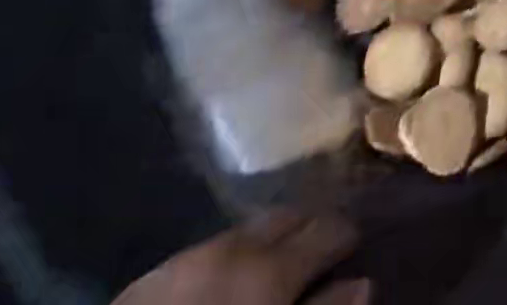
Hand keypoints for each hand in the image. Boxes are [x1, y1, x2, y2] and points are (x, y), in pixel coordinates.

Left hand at [112, 209, 366, 304]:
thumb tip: (361, 283)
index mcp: (270, 268)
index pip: (332, 227)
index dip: (347, 239)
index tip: (353, 253)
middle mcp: (233, 248)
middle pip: (291, 216)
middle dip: (310, 230)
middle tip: (319, 259)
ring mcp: (185, 261)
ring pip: (248, 231)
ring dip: (270, 244)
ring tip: (272, 274)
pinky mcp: (145, 282)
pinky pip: (208, 252)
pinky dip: (231, 260)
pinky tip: (223, 289)